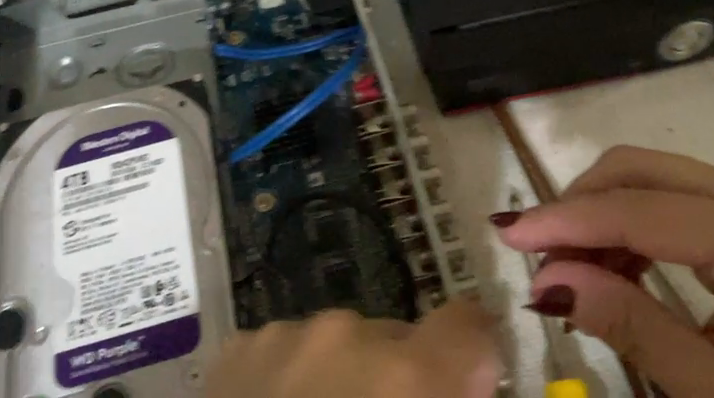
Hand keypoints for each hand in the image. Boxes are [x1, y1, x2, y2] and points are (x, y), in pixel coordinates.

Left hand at [205, 299, 501, 397]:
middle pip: (399, 342)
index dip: (474, 359)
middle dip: (401, 385)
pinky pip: (290, 352)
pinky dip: (296, 382)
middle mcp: (348, 335)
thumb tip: (471, 387)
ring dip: (345, 381)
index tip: (469, 389)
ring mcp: (286, 335)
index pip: (468, 326)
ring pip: (341, 346)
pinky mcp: (239, 347)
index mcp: (405, 375)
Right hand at [494, 146, 713, 397]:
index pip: (637, 208)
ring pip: (653, 180)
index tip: (503, 237)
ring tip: (571, 273)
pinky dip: (633, 227)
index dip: (564, 220)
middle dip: (579, 206)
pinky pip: (678, 203)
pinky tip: (615, 269)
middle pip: (640, 171)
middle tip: (537, 261)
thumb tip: (546, 279)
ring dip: (602, 215)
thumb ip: (631, 326)